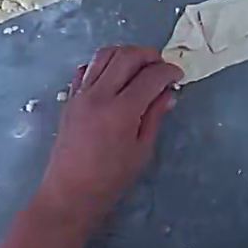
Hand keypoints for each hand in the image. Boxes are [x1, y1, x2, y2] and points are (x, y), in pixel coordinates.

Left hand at [33, 46, 180, 227]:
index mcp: (121, 111)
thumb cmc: (110, 180)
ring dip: (126, 53)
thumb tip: (168, 93)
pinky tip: (113, 75)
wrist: (70, 194)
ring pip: (104, 54)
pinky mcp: (70, 97)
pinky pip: (87, 68)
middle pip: (126, 56)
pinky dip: (103, 64)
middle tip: (161, 65)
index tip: (177, 75)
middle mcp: (99, 95)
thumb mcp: (141, 151)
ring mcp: (81, 93)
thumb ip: (154, 116)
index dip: (168, 72)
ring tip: (139, 65)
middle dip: (149, 55)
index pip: (150, 77)